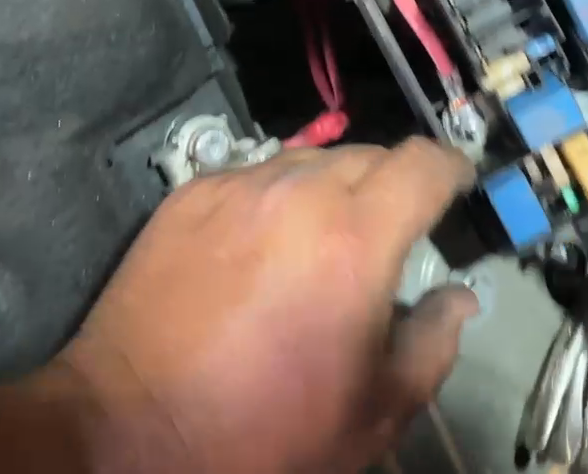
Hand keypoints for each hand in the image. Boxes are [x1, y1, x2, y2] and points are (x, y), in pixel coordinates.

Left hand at [60, 140, 478, 473]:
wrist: (129, 433)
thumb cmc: (264, 431)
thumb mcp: (373, 411)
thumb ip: (433, 343)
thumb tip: (458, 298)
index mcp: (355, 238)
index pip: (424, 163)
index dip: (451, 168)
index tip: (456, 185)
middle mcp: (299, 192)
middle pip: (370, 154)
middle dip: (393, 184)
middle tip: (386, 232)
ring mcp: (239, 185)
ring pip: (312, 159)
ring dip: (334, 187)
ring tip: (321, 239)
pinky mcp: (192, 192)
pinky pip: (256, 173)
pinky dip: (277, 196)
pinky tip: (262, 243)